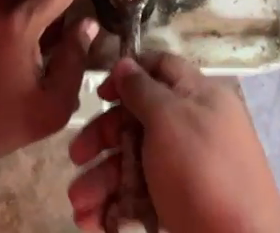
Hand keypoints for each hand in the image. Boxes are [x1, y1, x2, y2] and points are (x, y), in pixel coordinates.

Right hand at [67, 51, 279, 232]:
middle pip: (137, 120)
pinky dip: (115, 210)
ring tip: (79, 207)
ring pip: (132, 164)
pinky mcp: (178, 209)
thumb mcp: (170, 119)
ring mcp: (185, 172)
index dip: (128, 74)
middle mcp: (191, 130)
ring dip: (100, 182)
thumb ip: (143, 89)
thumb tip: (125, 63)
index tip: (100, 93)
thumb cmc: (203, 172)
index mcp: (198, 98)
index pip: (161, 68)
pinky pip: (140, 200)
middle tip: (75, 157)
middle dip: (101, 139)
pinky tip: (94, 223)